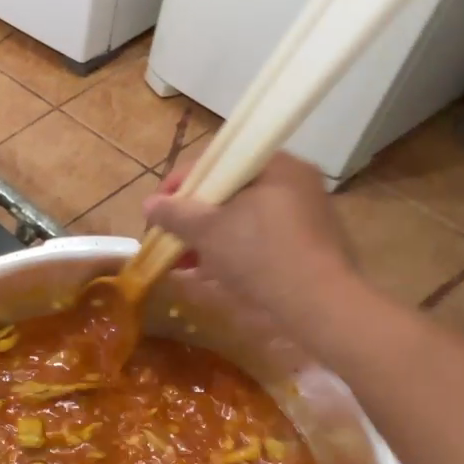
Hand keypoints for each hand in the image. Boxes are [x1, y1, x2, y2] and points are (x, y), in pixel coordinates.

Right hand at [143, 153, 359, 322]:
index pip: (217, 161)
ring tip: (182, 262)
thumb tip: (148, 204)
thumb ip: (175, 213)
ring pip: (240, 217)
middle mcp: (293, 181)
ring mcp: (302, 213)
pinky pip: (256, 237)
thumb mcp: (207, 230)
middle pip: (228, 190)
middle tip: (168, 237)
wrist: (315, 303)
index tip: (157, 211)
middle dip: (192, 216)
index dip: (180, 183)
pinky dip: (229, 249)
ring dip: (206, 236)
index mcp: (275, 165)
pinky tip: (208, 272)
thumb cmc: (259, 254)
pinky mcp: (303, 243)